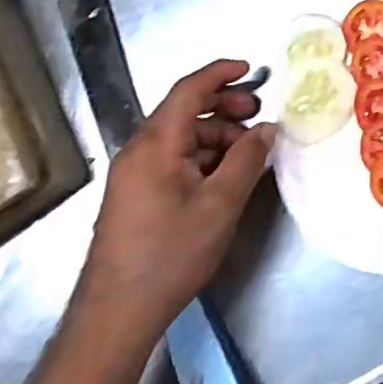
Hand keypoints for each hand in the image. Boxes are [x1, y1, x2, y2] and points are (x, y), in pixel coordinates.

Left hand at [83, 58, 275, 315]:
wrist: (116, 315)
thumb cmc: (169, 254)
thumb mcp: (219, 205)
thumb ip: (246, 159)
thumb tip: (266, 128)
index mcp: (155, 144)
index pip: (188, 90)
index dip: (220, 73)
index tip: (249, 68)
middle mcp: (139, 150)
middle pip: (184, 110)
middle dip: (224, 106)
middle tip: (256, 115)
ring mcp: (133, 174)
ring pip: (181, 136)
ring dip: (216, 135)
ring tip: (246, 153)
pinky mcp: (135, 195)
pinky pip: (172, 158)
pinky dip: (201, 156)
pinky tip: (224, 176)